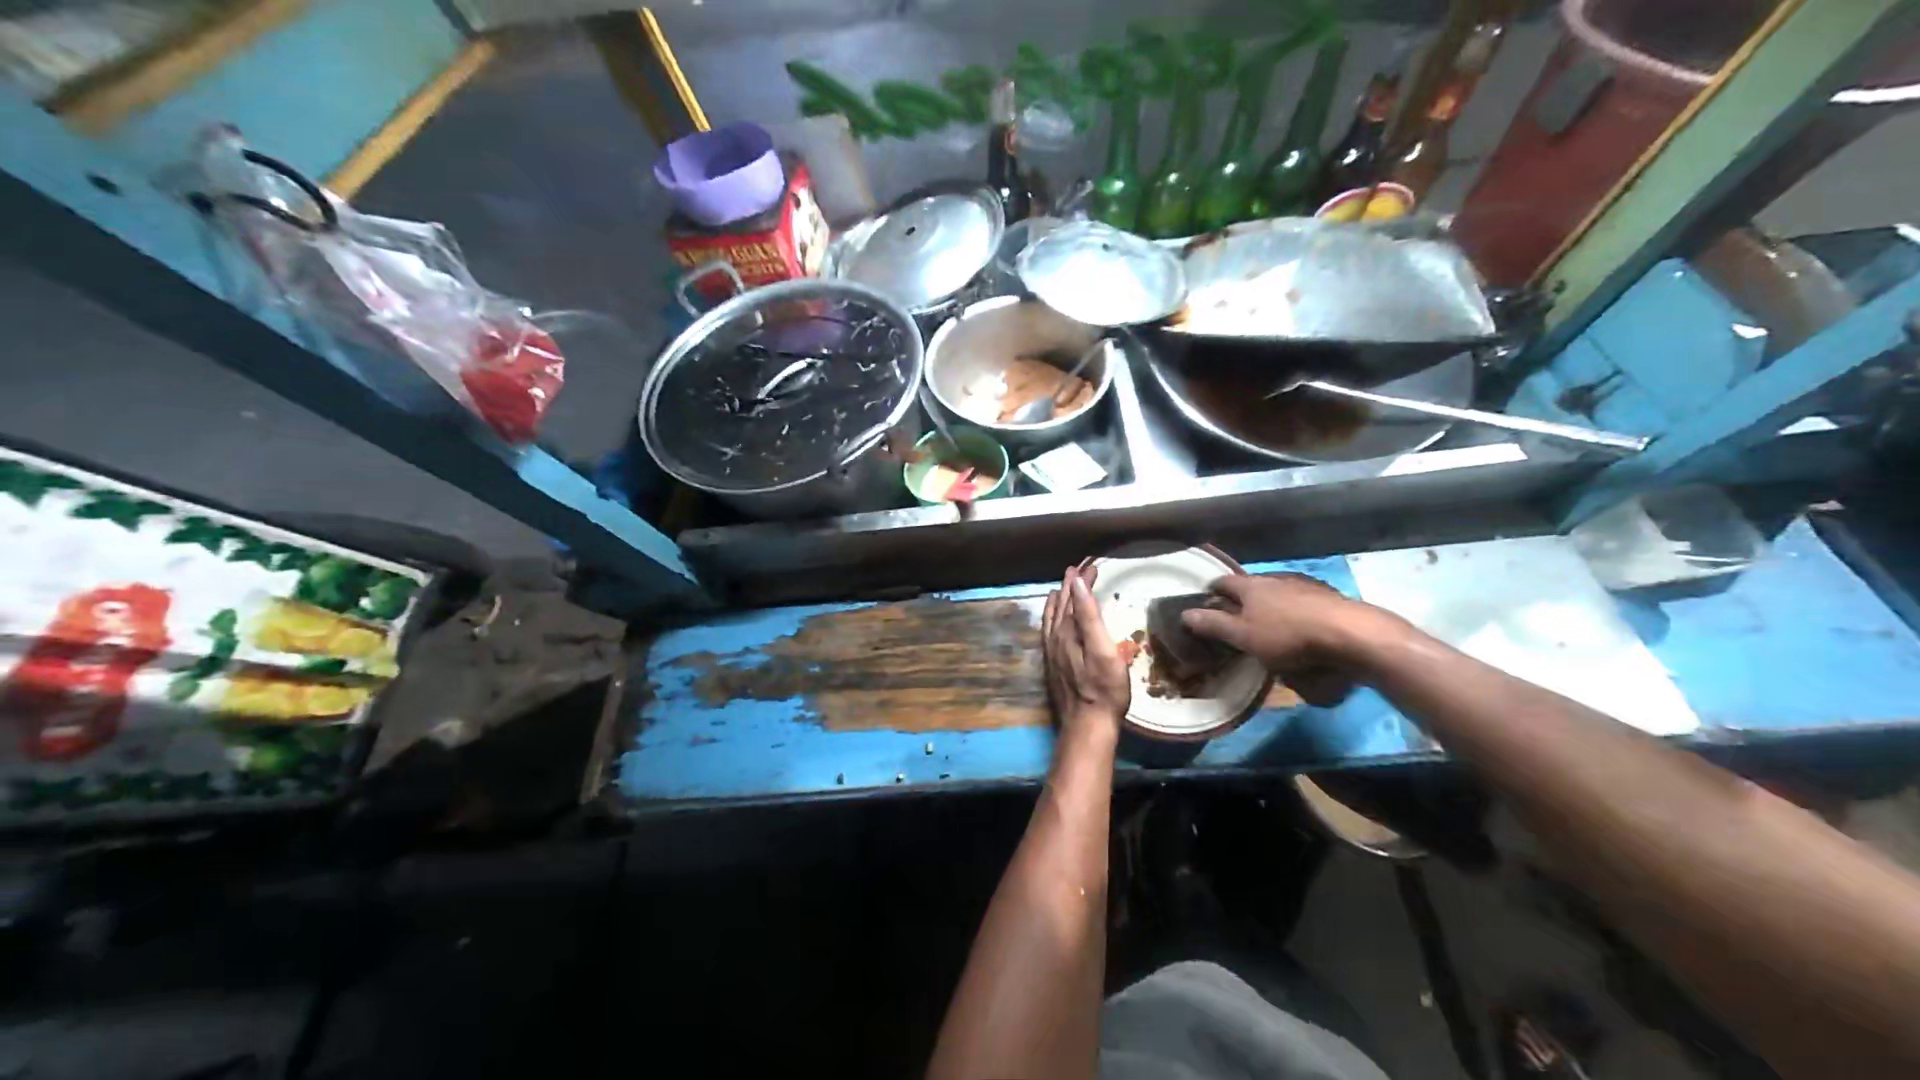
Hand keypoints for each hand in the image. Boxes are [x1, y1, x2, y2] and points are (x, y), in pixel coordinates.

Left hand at [1042, 564, 1129, 739]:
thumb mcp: (1102, 649)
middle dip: (1070, 587)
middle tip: (1076, 570)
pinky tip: (1055, 624)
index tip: (1091, 565)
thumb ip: (1089, 616)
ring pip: (1053, 619)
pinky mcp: (1054, 666)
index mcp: (1068, 631)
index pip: (1074, 598)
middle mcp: (1056, 639)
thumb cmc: (1103, 688)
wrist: (1087, 725)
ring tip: (1061, 590)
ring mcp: (1053, 653)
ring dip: (1059, 602)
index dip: (1082, 581)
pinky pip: (1050, 633)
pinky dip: (1052, 620)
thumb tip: (1077, 584)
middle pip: (1062, 606)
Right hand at [1180, 573, 1389, 705]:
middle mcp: (1275, 580)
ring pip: (1278, 593)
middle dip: (1242, 599)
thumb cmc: (1288, 636)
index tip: (1205, 599)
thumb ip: (1214, 625)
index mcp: (1251, 587)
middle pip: (1252, 586)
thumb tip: (1184, 613)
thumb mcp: (1244, 637)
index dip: (1212, 590)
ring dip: (1270, 605)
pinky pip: (1302, 603)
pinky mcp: (1328, 598)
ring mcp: (1304, 586)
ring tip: (1268, 625)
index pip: (1223, 582)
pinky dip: (1295, 613)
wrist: (1350, 635)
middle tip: (1236, 617)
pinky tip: (1300, 630)